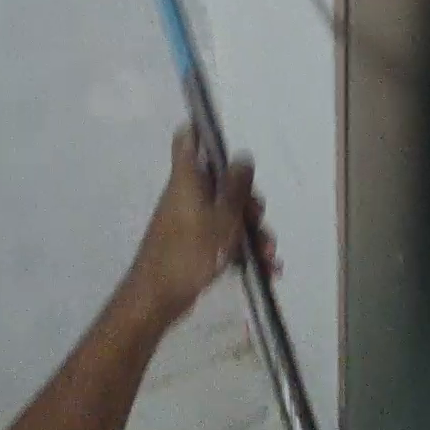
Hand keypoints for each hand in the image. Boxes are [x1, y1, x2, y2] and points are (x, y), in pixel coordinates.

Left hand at [123, 127, 279, 326]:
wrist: (159, 298)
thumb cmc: (190, 251)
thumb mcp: (222, 218)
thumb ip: (235, 187)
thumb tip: (242, 156)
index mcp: (187, 178)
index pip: (187, 140)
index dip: (202, 131)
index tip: (225, 138)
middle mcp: (187, 193)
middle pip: (221, 182)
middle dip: (248, 202)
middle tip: (259, 219)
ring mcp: (189, 219)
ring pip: (226, 213)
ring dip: (252, 232)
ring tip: (270, 255)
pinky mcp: (193, 244)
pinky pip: (223, 238)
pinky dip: (243, 249)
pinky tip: (267, 270)